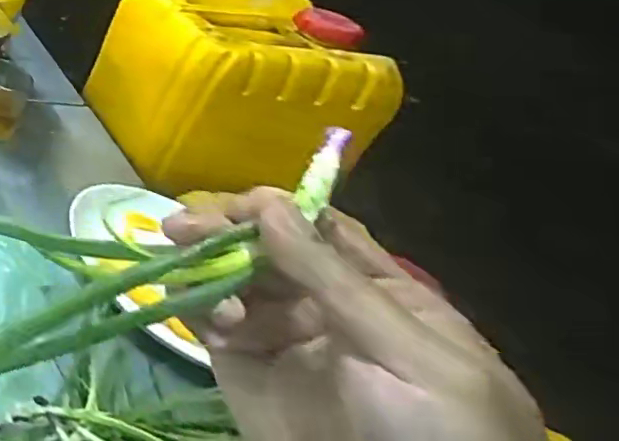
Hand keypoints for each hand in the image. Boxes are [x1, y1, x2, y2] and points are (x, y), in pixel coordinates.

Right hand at [165, 189, 545, 440]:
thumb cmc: (437, 440)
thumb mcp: (416, 363)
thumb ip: (338, 280)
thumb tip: (268, 203)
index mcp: (380, 296)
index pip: (319, 228)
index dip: (276, 209)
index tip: (240, 208)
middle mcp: (321, 303)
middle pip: (259, 241)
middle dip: (219, 226)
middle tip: (181, 227)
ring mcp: (275, 329)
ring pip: (224, 268)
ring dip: (200, 259)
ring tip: (187, 268)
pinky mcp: (236, 356)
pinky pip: (203, 310)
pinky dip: (193, 300)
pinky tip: (208, 317)